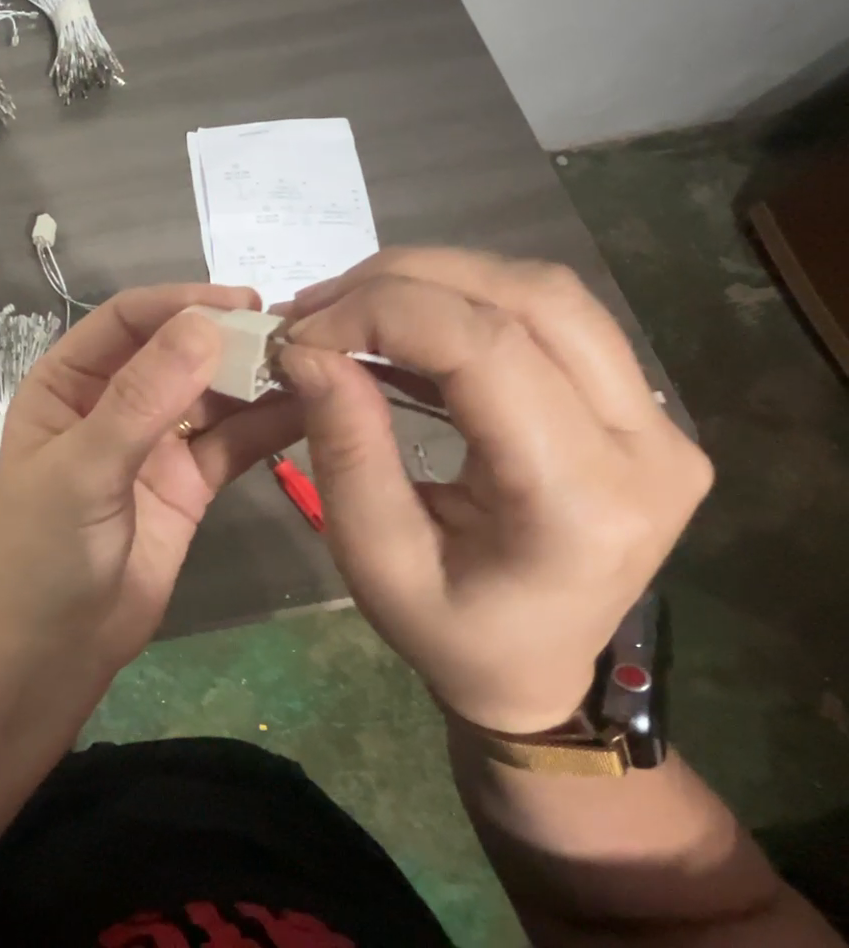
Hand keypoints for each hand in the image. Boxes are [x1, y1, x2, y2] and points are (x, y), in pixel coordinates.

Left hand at [0, 285, 301, 671]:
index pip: (122, 323)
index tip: (243, 304)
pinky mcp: (186, 484)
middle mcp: (107, 404)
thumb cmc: (45, 552)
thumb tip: (204, 325)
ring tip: (317, 364)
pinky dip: (268, 425)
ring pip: (209, 394)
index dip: (178, 305)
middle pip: (173, 352)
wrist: (56, 646)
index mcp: (62, 386)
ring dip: (255, 378)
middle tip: (297, 334)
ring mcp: (150, 444)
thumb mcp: (83, 469)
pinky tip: (315, 408)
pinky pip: (231, 442)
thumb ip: (140, 400)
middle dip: (227, 339)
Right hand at [272, 249, 711, 733]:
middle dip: (403, 281)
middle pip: (532, 299)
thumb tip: (304, 352)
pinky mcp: (635, 407)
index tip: (297, 333)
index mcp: (581, 498)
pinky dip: (459, 304)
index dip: (382, 315)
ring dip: (433, 281)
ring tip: (344, 309)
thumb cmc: (445, 631)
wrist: (532, 671)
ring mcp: (655, 419)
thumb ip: (346, 449)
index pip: (488, 350)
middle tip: (311, 309)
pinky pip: (549, 320)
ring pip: (547, 294)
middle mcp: (647, 443)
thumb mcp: (373, 556)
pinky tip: (393, 326)